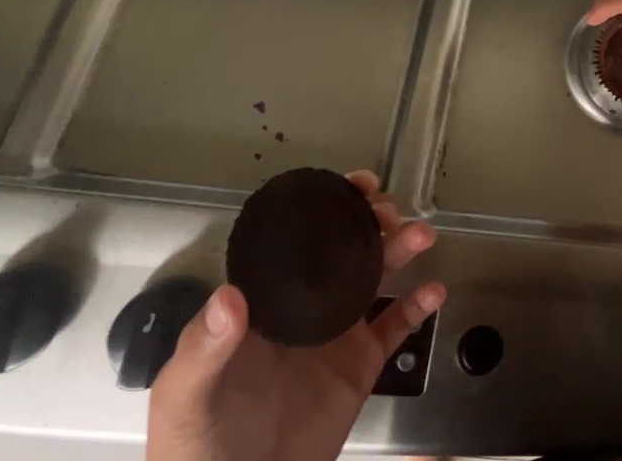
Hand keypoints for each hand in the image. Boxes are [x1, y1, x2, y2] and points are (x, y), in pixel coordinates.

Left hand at [147, 171, 443, 460]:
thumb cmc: (199, 446)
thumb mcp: (187, 395)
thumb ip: (205, 346)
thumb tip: (229, 294)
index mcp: (263, 304)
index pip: (296, 243)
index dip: (325, 210)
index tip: (351, 187)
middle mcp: (302, 309)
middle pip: (342, 252)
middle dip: (368, 222)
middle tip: (389, 210)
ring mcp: (334, 337)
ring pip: (374, 280)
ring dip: (400, 252)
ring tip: (422, 236)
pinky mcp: (360, 368)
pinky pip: (394, 329)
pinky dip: (417, 308)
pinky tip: (434, 290)